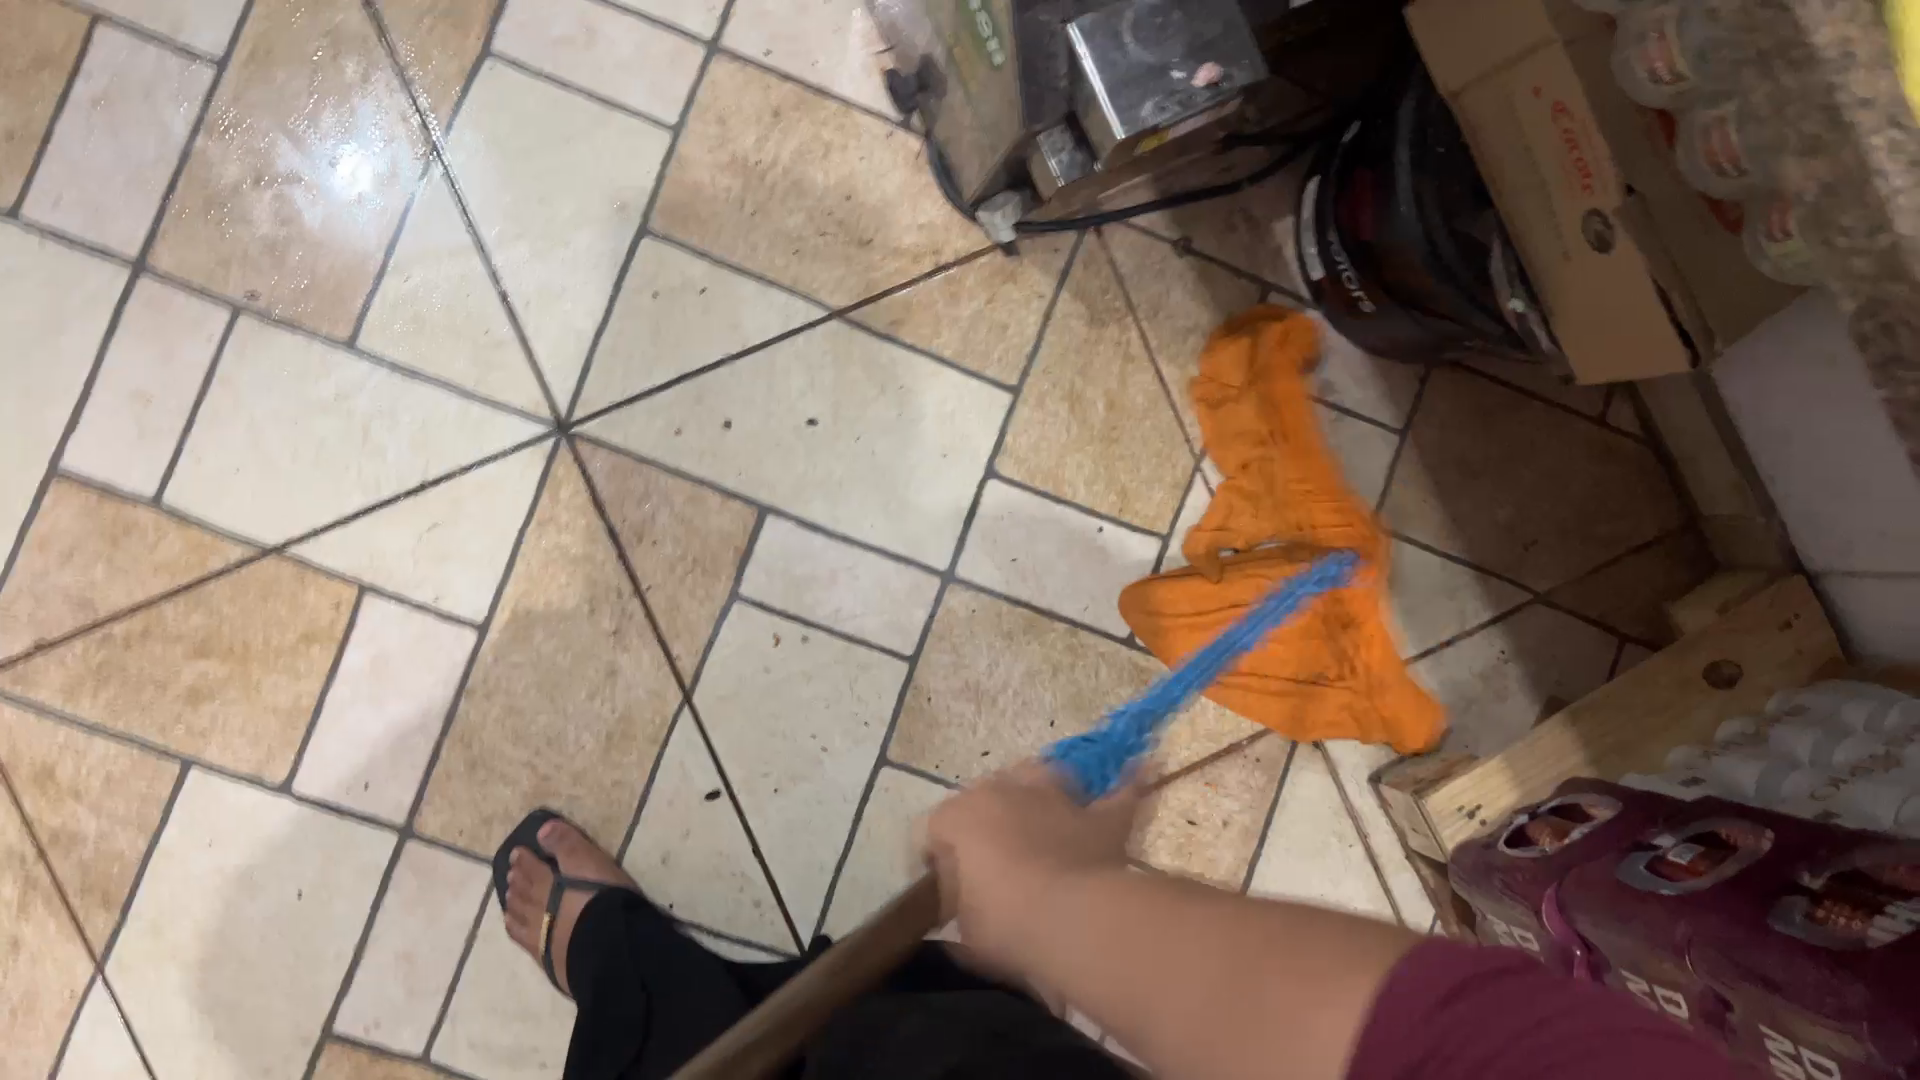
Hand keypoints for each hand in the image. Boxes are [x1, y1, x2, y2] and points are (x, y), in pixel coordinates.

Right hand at [922, 762, 1144, 978]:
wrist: (1073, 921)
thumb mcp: (966, 929)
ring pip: (1042, 774)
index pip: (932, 828)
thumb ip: (960, 909)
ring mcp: (1054, 796)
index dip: (935, 858)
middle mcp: (1003, 791)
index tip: (943, 892)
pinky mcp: (1098, 813)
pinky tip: (1141, 769)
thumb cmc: (1007, 924)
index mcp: (960, 817)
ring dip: (1038, 792)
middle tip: (993, 864)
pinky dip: (1126, 785)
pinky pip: (1117, 792)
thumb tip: (963, 908)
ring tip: (1041, 814)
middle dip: (986, 822)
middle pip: (985, 794)